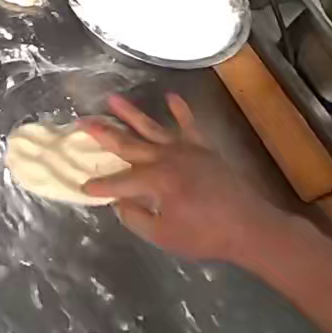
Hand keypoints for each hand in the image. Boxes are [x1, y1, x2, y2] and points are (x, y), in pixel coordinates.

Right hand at [82, 94, 295, 263]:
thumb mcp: (164, 236)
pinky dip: (180, 110)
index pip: (119, 182)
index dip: (100, 186)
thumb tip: (120, 204)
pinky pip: (188, 124)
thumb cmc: (205, 235)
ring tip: (112, 98)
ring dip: (130, 113)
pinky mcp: (202, 147)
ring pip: (151, 127)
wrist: (249, 226)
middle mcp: (165, 158)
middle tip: (82, 121)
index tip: (84, 187)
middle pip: (127, 144)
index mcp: (154, 181)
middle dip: (102, 134)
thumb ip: (136, 218)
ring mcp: (184, 149)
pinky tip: (171, 96)